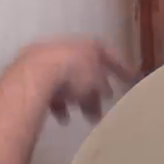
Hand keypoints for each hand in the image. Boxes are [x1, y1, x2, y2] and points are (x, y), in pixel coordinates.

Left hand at [12, 38, 134, 123]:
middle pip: (85, 69)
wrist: (36, 73)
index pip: (108, 54)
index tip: (130, 79)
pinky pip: (51, 89)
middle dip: (94, 89)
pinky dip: (59, 103)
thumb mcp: (96, 82)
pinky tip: (62, 118)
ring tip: (84, 117)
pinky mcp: (33, 73)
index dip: (120, 67)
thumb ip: (104, 87)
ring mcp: (49, 59)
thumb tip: (106, 92)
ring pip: (67, 80)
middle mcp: (69, 48)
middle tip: (102, 107)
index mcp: (88, 45)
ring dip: (76, 99)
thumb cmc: (73, 74)